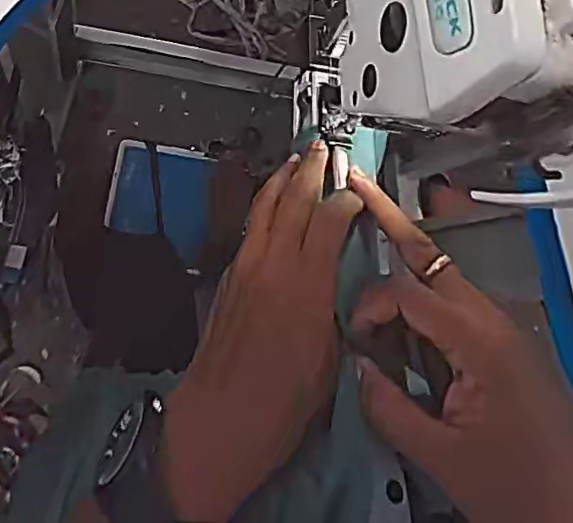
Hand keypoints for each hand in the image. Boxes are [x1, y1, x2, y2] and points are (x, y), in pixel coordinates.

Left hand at [159, 142, 363, 520]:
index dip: (345, 199)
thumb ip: (336, 312)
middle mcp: (274, 267)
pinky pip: (252, 225)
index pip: (329, 221)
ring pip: (266, 205)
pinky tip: (272, 200)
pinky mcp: (231, 276)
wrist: (216, 423)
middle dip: (311, 170)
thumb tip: (340, 286)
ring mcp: (248, 267)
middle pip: (294, 200)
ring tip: (295, 159)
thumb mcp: (327, 362)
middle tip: (323, 149)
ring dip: (282, 177)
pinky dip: (265, 203)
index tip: (357, 191)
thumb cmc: (277, 406)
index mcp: (306, 288)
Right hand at [347, 171, 572, 522]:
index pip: (409, 292)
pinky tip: (401, 314)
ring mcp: (497, 325)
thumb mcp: (440, 454)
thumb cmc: (515, 487)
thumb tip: (356, 368)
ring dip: (403, 259)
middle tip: (361, 186)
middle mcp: (490, 319)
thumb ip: (388, 406)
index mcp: (478, 340)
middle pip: (430, 254)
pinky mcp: (497, 339)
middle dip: (391, 217)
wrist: (570, 512)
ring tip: (373, 233)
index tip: (357, 335)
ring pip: (440, 273)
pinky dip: (420, 295)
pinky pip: (451, 301)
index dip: (372, 304)